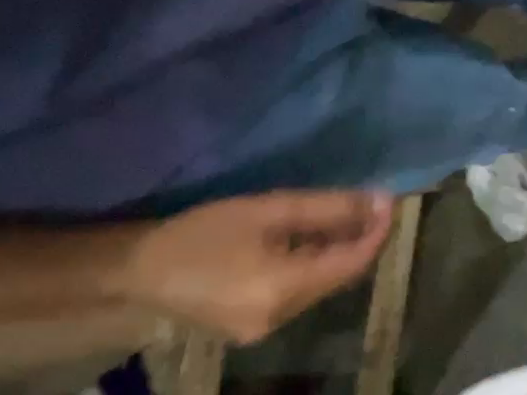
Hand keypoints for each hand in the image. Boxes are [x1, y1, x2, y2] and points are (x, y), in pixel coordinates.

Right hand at [123, 191, 392, 343]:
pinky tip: (320, 238)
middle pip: (340, 277)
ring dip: (341, 252)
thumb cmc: (203, 232)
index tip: (391, 200)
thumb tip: (379, 200)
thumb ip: (330, 207)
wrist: (134, 269)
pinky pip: (300, 293)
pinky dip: (317, 265)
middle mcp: (278, 318)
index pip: (353, 263)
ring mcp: (262, 327)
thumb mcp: (272, 210)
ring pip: (323, 286)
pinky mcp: (250, 325)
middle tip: (375, 203)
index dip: (378, 231)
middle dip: (363, 240)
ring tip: (352, 214)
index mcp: (283, 291)